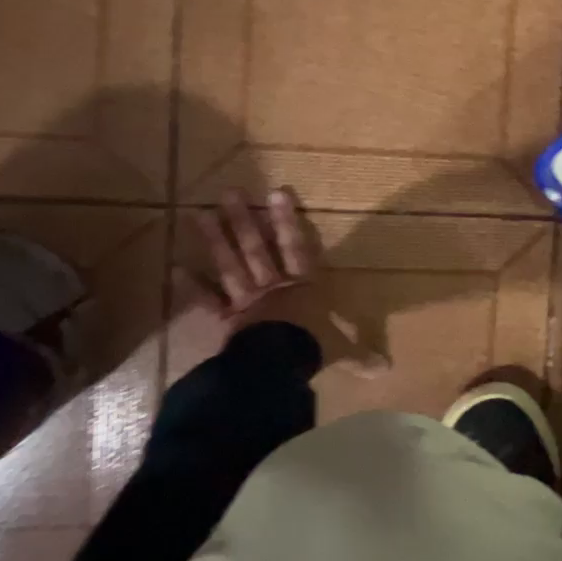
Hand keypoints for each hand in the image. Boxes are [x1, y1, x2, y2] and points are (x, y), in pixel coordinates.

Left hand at [175, 187, 386, 372]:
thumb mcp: (342, 352)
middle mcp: (273, 287)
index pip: (297, 247)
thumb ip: (360, 356)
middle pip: (257, 248)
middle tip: (229, 193)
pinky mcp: (228, 320)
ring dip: (216, 240)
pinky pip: (208, 302)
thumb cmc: (311, 348)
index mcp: (303, 288)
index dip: (288, 221)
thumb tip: (387, 368)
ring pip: (231, 265)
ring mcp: (247, 301)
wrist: (277, 367)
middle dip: (245, 220)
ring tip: (199, 214)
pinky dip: (192, 287)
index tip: (277, 192)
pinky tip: (174, 267)